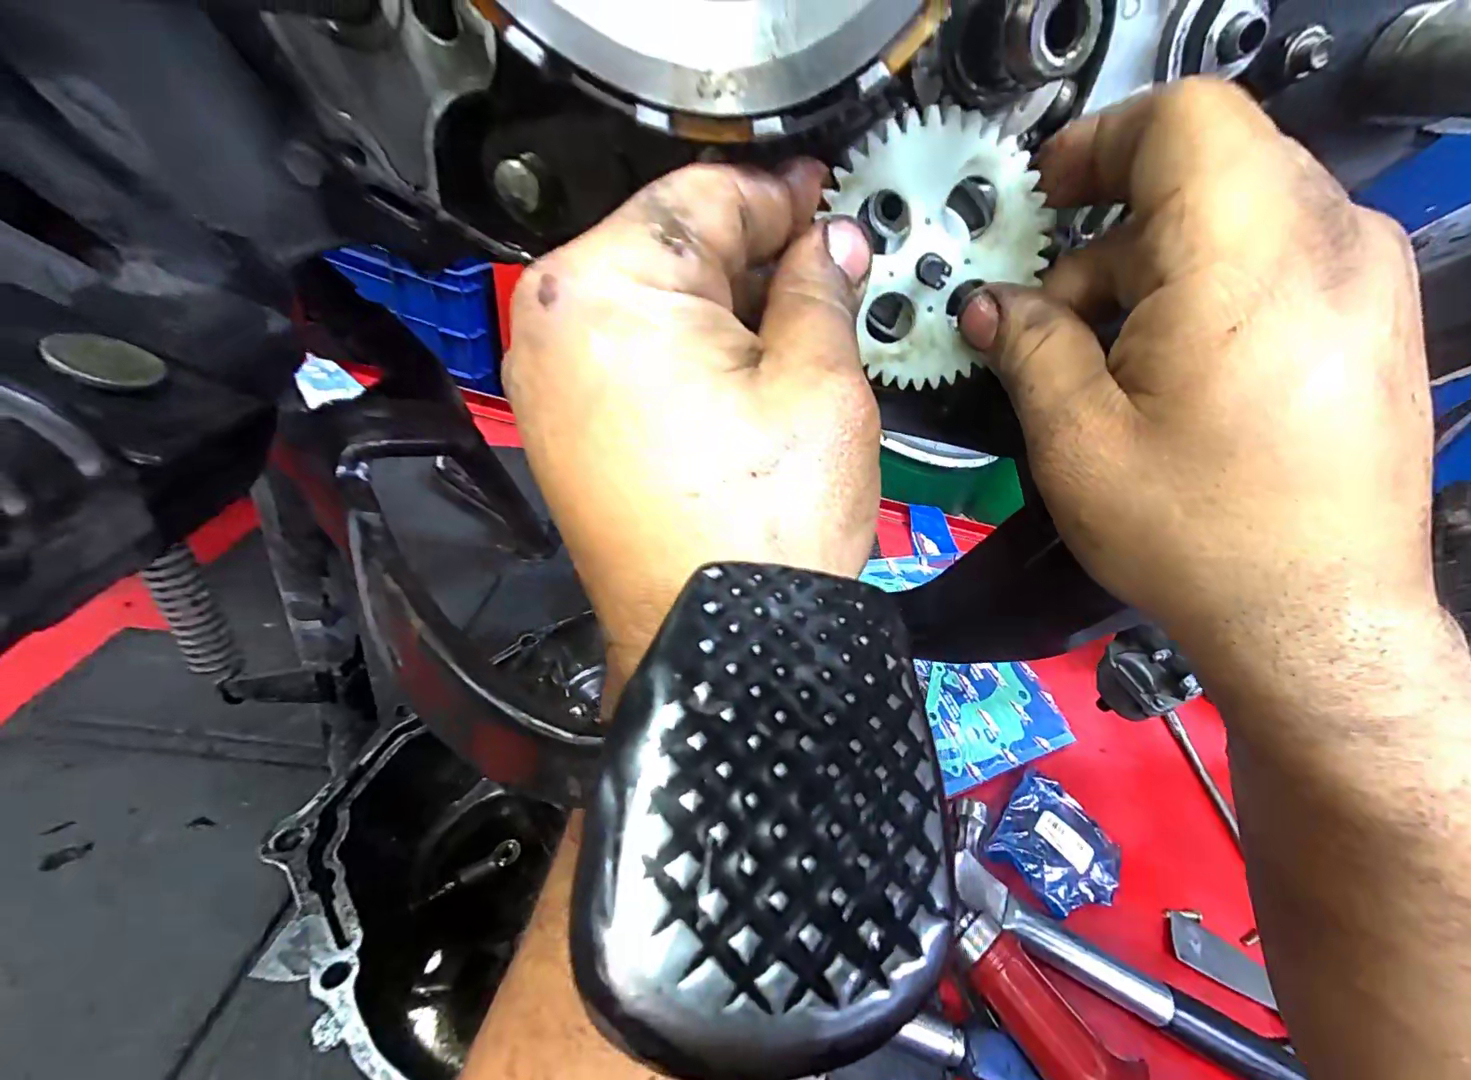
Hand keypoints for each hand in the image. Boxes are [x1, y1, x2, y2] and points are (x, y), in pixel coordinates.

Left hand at [504, 161, 879, 698]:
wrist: (724, 639)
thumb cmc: (770, 521)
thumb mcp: (821, 384)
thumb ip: (822, 292)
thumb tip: (831, 245)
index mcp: (610, 292)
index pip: (704, 197)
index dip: (780, 191)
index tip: (823, 194)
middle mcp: (557, 329)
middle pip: (672, 248)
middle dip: (758, 250)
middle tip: (827, 260)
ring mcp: (557, 388)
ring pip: (660, 306)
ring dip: (735, 304)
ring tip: (803, 318)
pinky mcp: (575, 435)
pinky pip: (644, 359)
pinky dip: (702, 350)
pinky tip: (758, 369)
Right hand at [958, 79, 1436, 672]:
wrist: (1321, 623)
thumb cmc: (1202, 539)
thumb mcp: (1080, 442)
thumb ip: (1029, 348)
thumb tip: (991, 304)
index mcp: (1248, 253)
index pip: (1180, 118)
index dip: (1099, 142)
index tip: (1050, 195)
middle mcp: (1331, 244)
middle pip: (1204, 175)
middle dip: (1114, 234)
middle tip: (1057, 315)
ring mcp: (1370, 285)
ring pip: (1241, 225)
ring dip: (1159, 272)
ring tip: (1111, 363)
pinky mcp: (1378, 329)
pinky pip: (1282, 269)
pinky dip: (1214, 296)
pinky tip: (1178, 378)